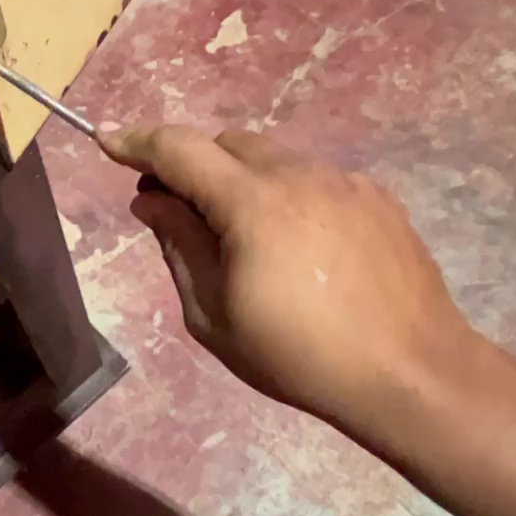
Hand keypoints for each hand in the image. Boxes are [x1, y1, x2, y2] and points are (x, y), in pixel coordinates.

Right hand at [103, 126, 481, 430]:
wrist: (410, 373)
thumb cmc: (297, 356)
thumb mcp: (214, 315)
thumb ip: (180, 246)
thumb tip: (152, 201)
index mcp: (251, 203)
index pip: (179, 149)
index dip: (136, 142)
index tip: (105, 142)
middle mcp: (298, 174)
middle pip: (227, 143)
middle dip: (193, 164)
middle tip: (179, 211)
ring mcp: (344, 181)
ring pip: (273, 158)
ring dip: (242, 181)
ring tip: (246, 238)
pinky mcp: (377, 197)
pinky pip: (314, 179)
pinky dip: (287, 196)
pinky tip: (300, 248)